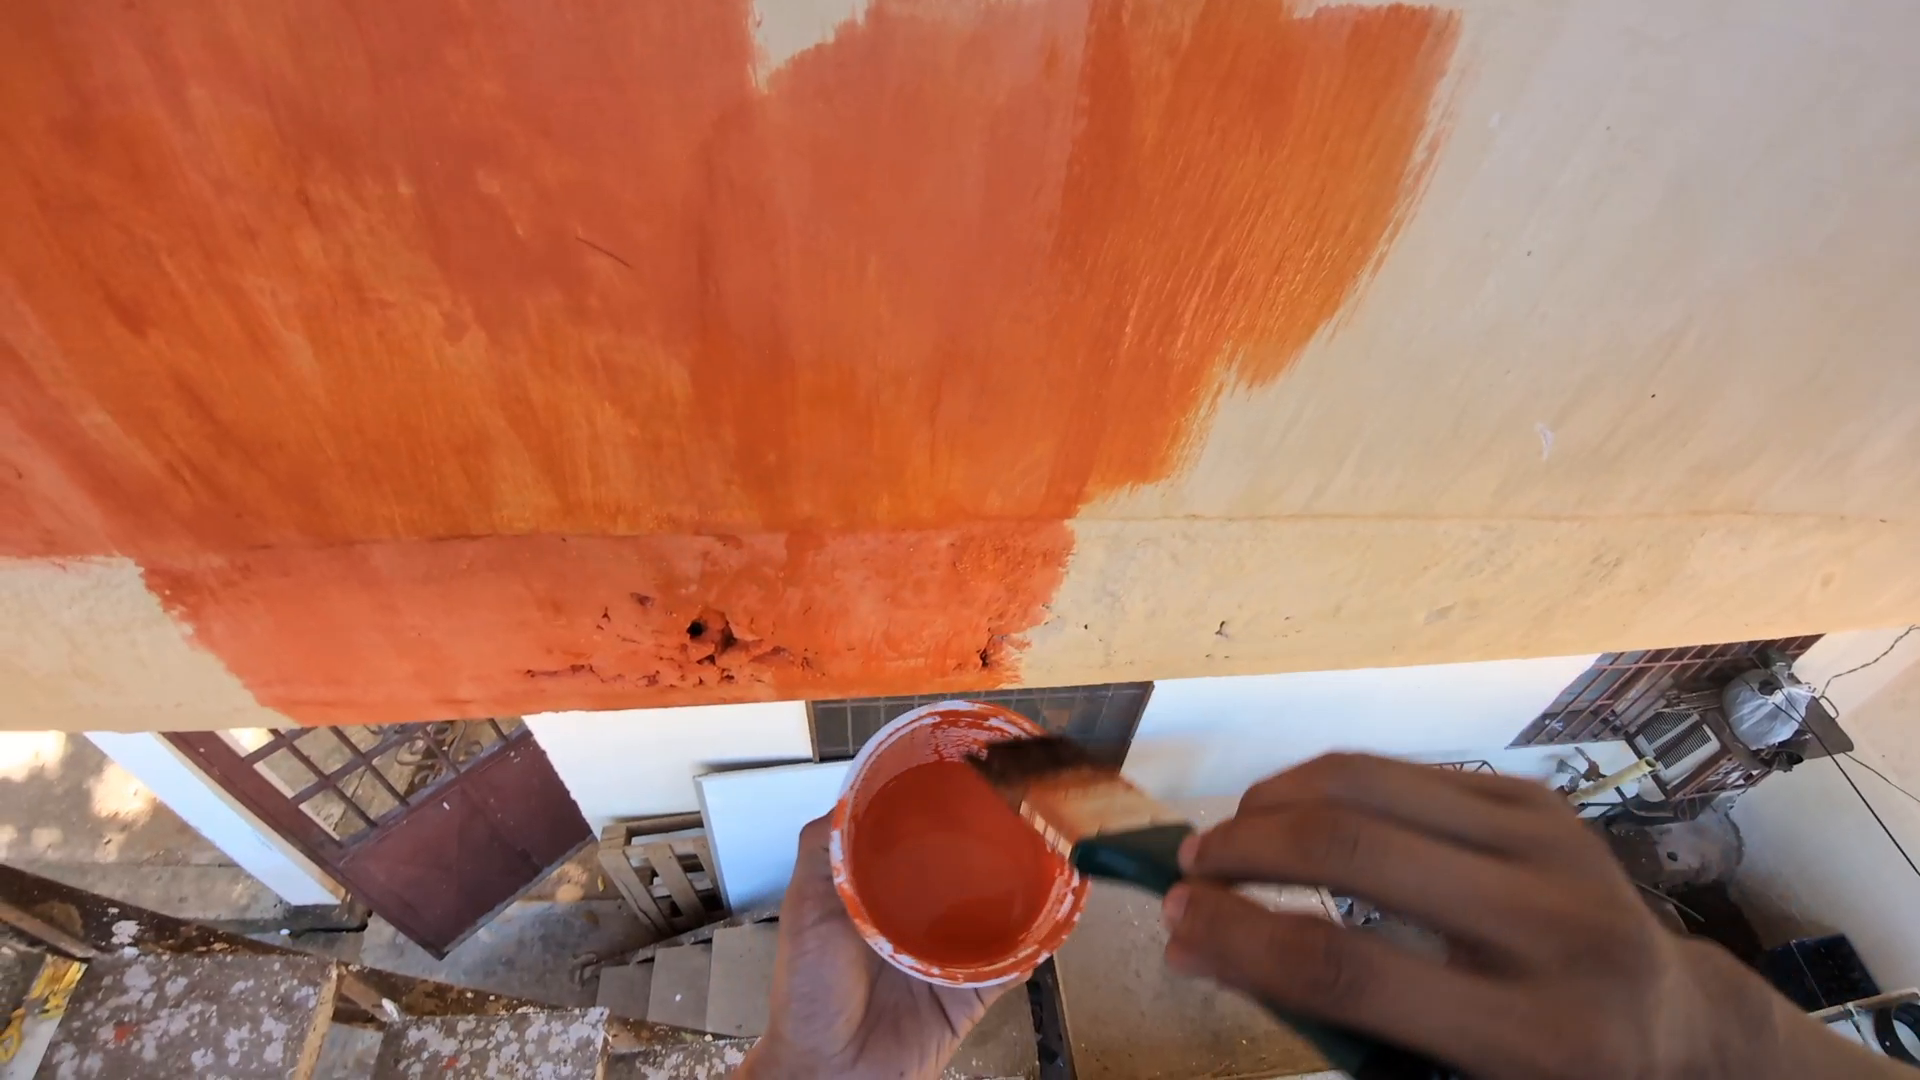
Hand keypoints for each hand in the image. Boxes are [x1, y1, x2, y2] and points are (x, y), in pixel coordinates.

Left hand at [737, 815, 1020, 1079]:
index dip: (937, 812)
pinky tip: (1047, 917)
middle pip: (962, 871)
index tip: (962, 775)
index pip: (918, 840)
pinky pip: (1008, 965)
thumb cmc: (809, 989)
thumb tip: (850, 793)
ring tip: (1041, 852)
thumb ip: (821, 851)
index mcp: (883, 890)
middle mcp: (920, 914)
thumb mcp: (805, 904)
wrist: (830, 1073)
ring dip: (1017, 889)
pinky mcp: (970, 991)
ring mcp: (948, 952)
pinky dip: (1030, 945)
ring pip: (993, 912)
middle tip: (1013, 808)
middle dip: (987, 844)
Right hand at [1162, 753, 1904, 1079]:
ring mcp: (1547, 841)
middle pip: (1349, 845)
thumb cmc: (1548, 1076)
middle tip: (1188, 866)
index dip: (1239, 936)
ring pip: (1358, 781)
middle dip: (1242, 848)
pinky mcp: (1531, 795)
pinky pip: (1387, 769)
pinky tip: (1290, 813)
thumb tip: (1194, 948)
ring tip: (1230, 835)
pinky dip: (1313, 786)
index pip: (1349, 968)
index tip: (1173, 920)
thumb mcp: (1448, 1075)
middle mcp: (1554, 923)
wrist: (1686, 1031)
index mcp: (1542, 1035)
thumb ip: (1326, 1016)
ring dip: (1268, 803)